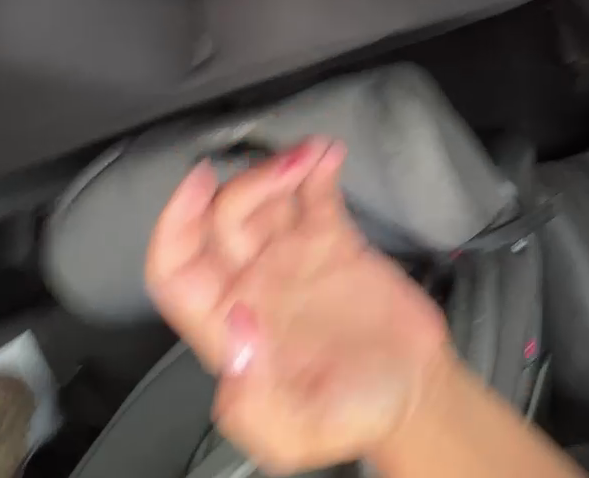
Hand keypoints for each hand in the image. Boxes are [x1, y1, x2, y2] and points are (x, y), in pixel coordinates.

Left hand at [145, 139, 454, 472]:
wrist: (412, 392)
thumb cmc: (352, 417)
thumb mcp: (292, 434)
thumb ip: (252, 397)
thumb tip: (238, 328)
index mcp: (229, 330)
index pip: (178, 269)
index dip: (176, 224)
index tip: (198, 185)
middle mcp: (255, 286)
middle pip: (225, 221)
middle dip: (248, 185)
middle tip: (286, 167)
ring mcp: (295, 262)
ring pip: (269, 202)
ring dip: (282, 169)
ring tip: (311, 153)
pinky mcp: (337, 245)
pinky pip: (319, 199)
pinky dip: (321, 171)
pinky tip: (329, 155)